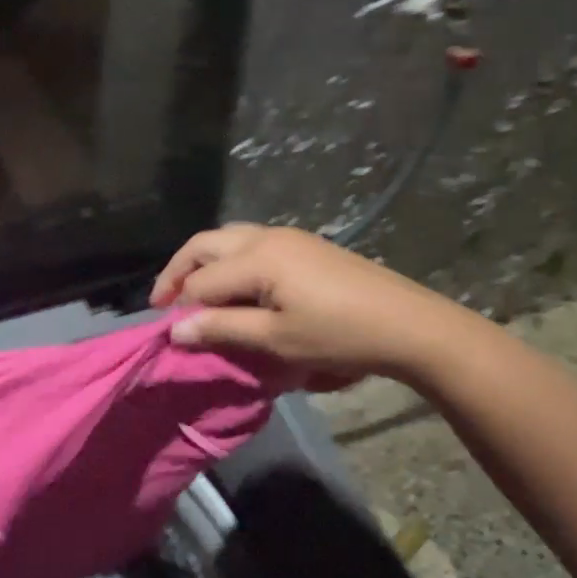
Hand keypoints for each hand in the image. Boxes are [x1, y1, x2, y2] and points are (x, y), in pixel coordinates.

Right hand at [150, 224, 484, 385]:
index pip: (201, 281)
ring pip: (226, 239)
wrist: (412, 326)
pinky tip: (235, 287)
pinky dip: (228, 261)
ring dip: (203, 263)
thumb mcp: (277, 341)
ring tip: (195, 295)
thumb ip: (223, 330)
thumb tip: (176, 329)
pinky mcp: (306, 245)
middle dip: (178, 272)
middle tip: (164, 303)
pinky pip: (249, 243)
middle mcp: (265, 237)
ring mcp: (288, 237)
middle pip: (204, 245)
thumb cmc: (341, 337)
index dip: (182, 309)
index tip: (171, 337)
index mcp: (256, 258)